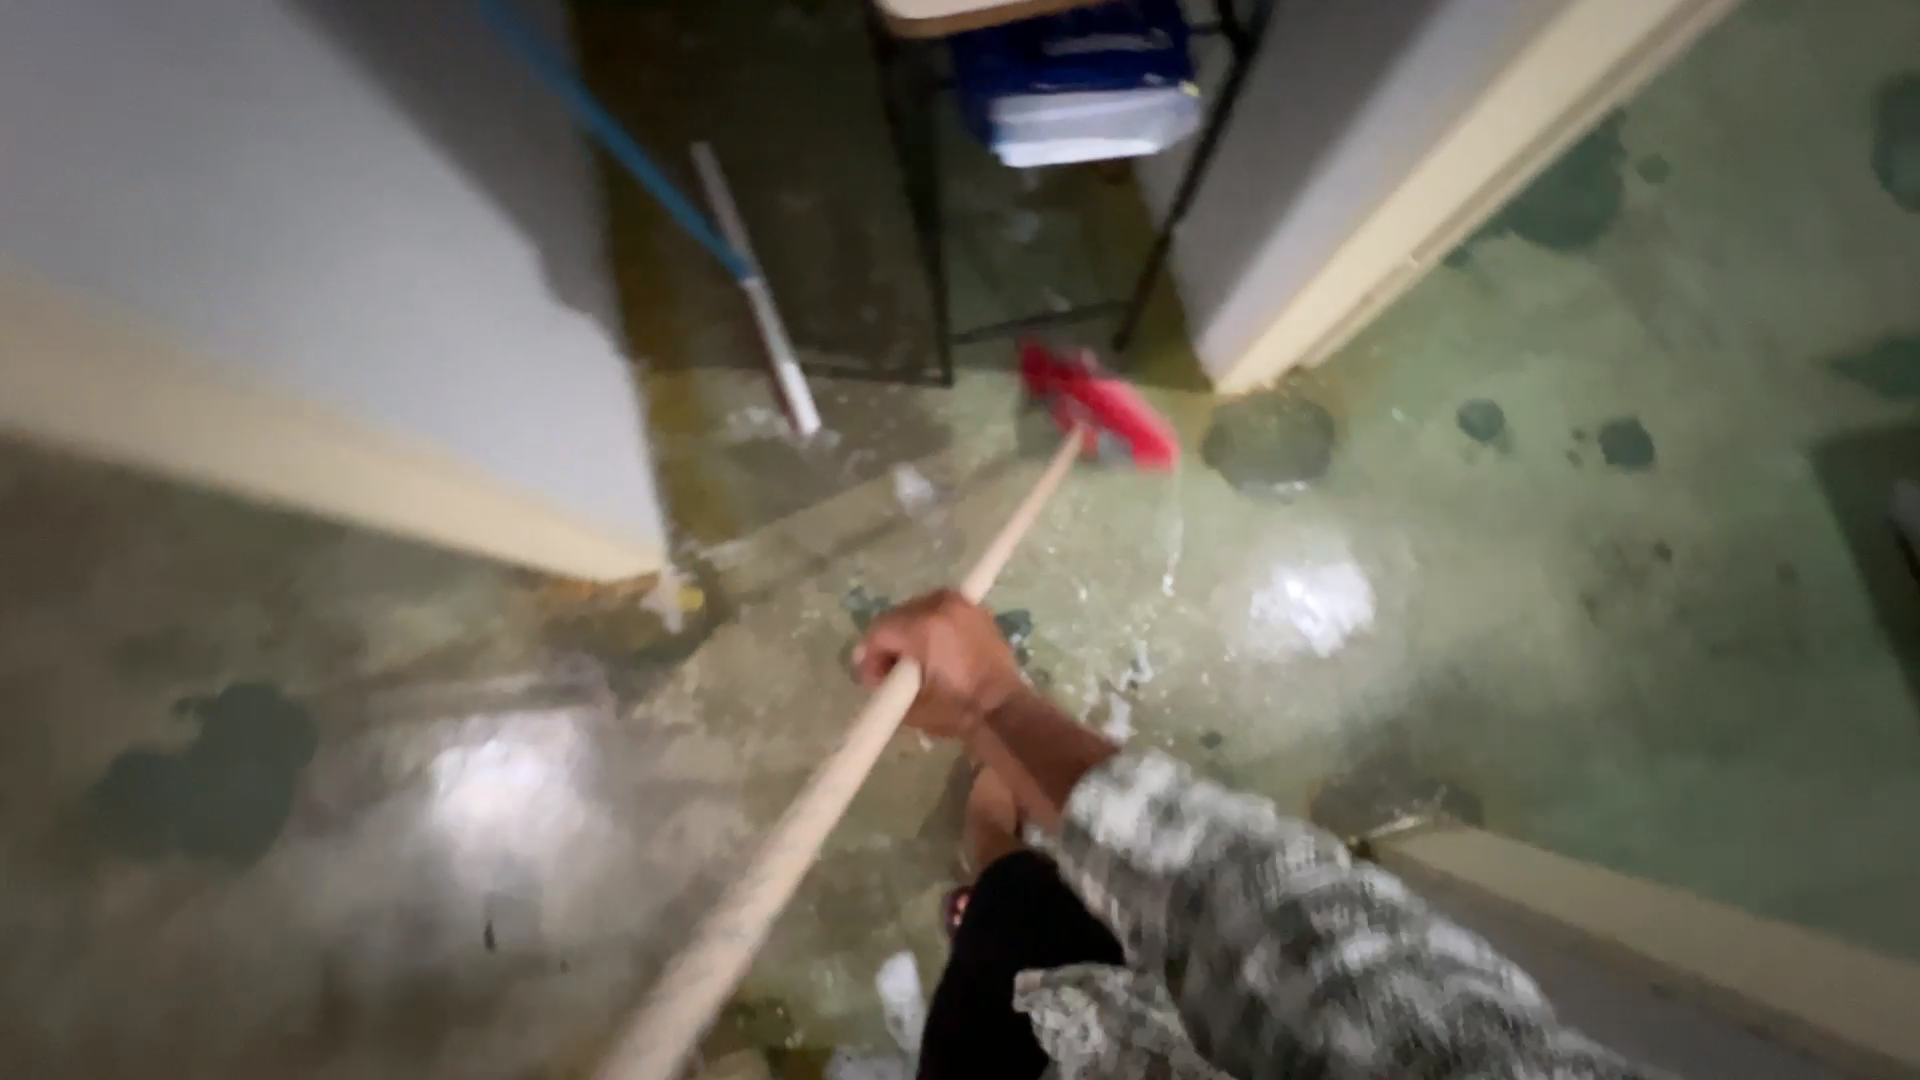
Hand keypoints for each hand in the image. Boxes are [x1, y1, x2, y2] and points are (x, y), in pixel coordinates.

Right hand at [854, 589, 1024, 739]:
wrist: (1004, 708)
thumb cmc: (957, 709)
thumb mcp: (910, 704)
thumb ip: (881, 682)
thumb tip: (870, 668)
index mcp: (924, 625)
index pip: (879, 631)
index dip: (870, 656)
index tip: (875, 678)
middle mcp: (941, 604)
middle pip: (897, 617)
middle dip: (890, 643)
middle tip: (894, 673)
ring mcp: (962, 603)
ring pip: (918, 610)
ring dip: (910, 632)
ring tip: (917, 662)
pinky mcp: (976, 610)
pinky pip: (940, 611)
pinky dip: (932, 627)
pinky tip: (937, 651)